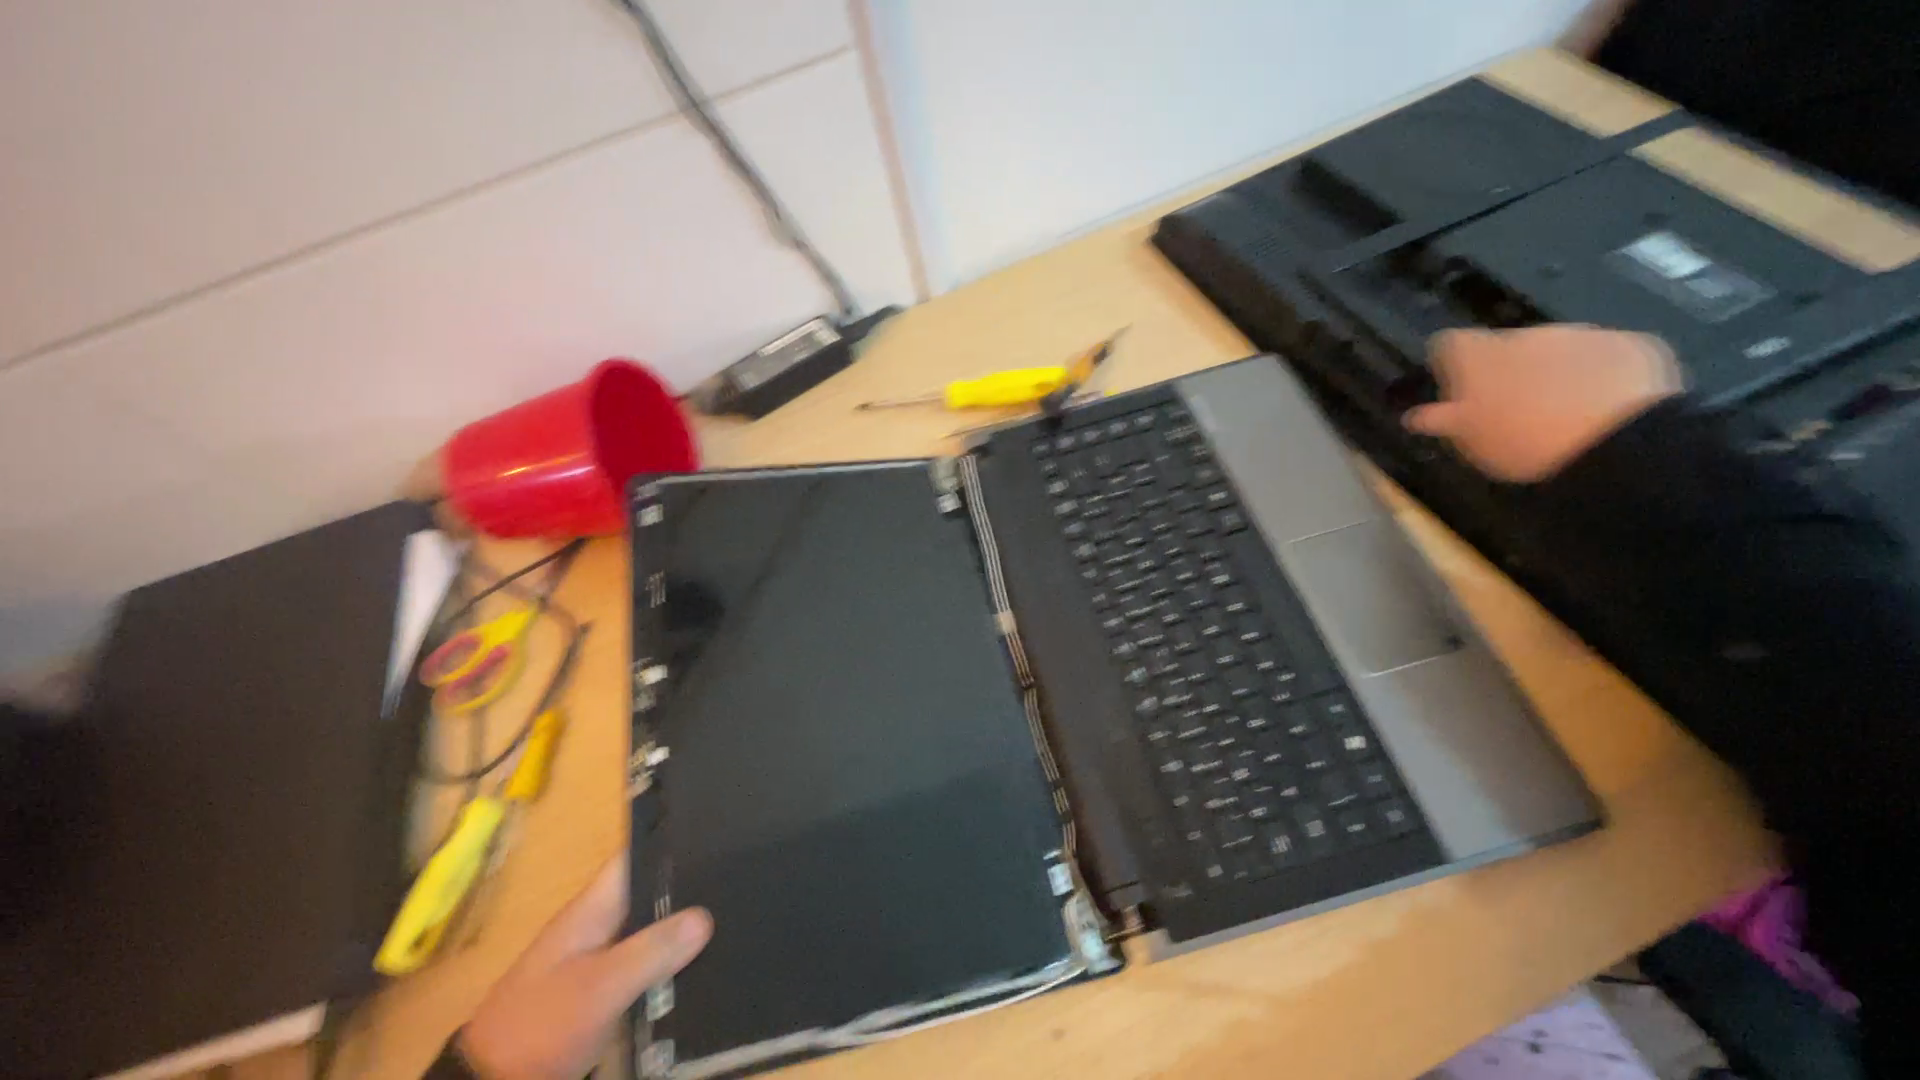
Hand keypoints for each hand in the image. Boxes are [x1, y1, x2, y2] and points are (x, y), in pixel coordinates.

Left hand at [457, 854, 712, 1079]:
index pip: (636, 857)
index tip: (721, 840)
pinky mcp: (606, 992)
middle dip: (691, 890)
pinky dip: (674, 965)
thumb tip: (705, 917)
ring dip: (685, 931)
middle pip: (651, 894)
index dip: (674, 844)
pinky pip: (649, 966)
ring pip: (653, 931)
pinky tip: (708, 968)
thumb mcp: (601, 986)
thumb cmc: (543, 1023)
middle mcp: (599, 926)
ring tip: (736, 923)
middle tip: (741, 885)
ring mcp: (602, 960)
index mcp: (592, 910)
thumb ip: (652, 951)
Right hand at [1404, 325, 1683, 481]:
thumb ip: (1443, 420)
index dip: (1451, 362)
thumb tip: (1416, 415)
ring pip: (1558, 348)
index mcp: (1478, 356)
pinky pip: (1605, 354)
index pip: (1448, 343)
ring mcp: (1580, 334)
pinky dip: (1601, 372)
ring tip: (1565, 409)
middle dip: (1509, 368)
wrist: (1615, 441)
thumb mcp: (1472, 440)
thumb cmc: (1523, 442)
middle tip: (1516, 407)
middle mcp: (1525, 334)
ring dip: (1555, 369)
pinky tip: (1606, 404)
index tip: (1456, 387)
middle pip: (1507, 345)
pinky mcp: (1628, 342)